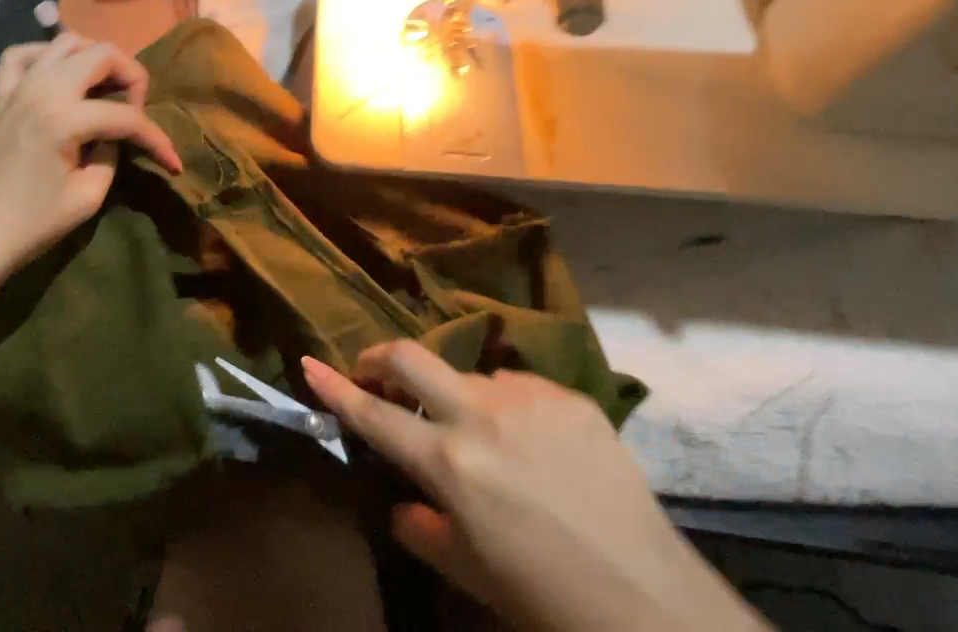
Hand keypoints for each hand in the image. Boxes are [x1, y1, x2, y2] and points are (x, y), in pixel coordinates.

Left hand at [0, 33, 182, 279]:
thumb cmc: (32, 224)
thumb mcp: (87, 198)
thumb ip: (110, 157)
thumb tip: (116, 137)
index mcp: (65, 119)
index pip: (126, 115)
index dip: (156, 137)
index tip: (171, 159)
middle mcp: (42, 90)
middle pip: (102, 54)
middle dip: (132, 75)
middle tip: (138, 105)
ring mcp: (17, 88)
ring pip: (64, 42)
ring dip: (94, 57)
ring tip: (106, 86)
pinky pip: (21, 55)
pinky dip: (45, 55)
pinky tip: (58, 75)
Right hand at [302, 345, 768, 631]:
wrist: (649, 602)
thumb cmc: (543, 596)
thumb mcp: (467, 569)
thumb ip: (420, 526)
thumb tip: (401, 502)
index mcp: (448, 464)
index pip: (373, 415)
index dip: (333, 387)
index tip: (308, 362)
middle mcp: (481, 417)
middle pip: (409, 356)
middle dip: (378, 357)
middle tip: (374, 375)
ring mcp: (530, 400)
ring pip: (468, 374)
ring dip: (453, 394)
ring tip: (475, 433)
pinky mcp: (571, 398)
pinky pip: (517, 385)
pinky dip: (504, 404)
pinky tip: (526, 441)